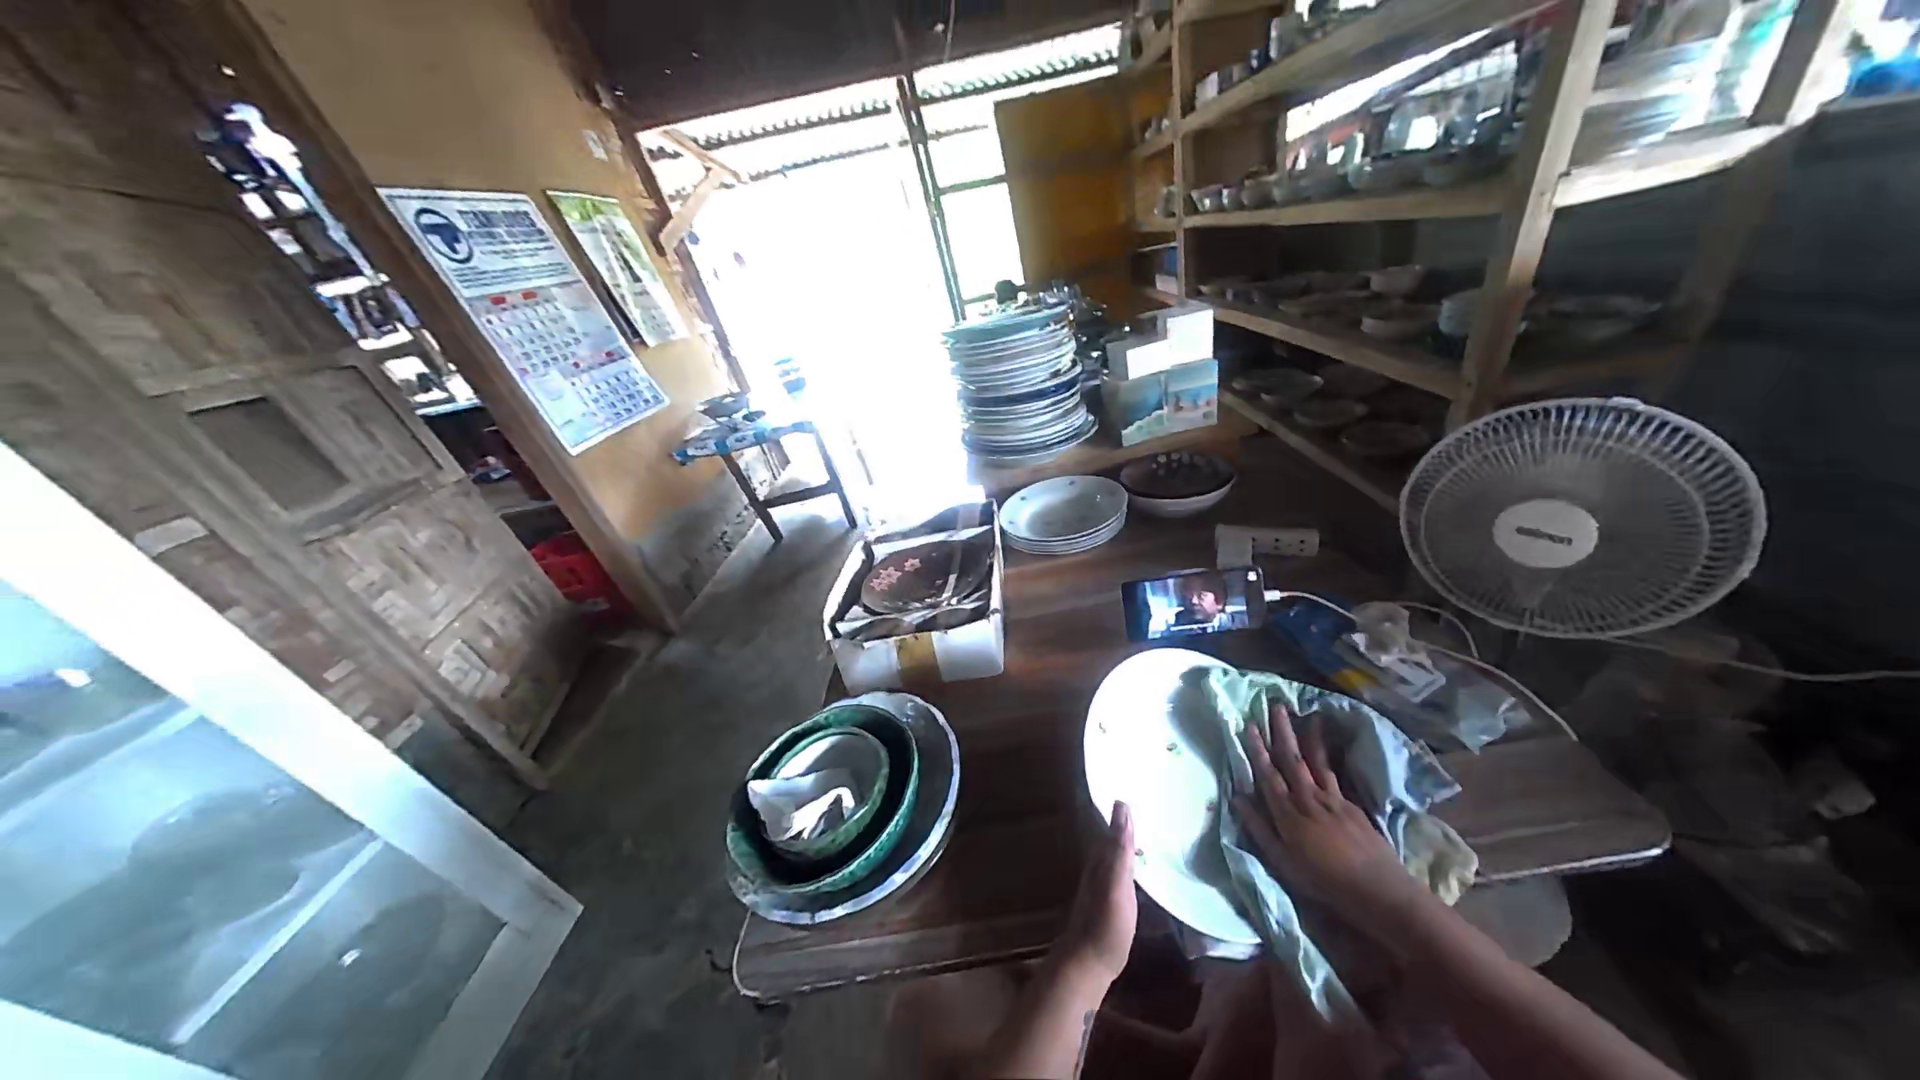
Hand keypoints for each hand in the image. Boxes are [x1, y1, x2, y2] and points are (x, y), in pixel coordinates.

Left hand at [1055, 801, 1137, 987]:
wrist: (1087, 965)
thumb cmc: (1104, 923)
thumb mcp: (1117, 883)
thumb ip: (1120, 848)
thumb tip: (1122, 804)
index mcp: (1100, 859)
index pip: (1111, 826)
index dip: (1123, 811)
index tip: (1139, 790)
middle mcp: (1098, 868)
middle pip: (1112, 839)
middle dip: (1127, 825)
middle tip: (1152, 808)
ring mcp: (1101, 887)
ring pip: (1115, 856)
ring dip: (1129, 844)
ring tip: (1151, 834)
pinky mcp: (1108, 904)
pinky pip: (1120, 874)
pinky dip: (1130, 865)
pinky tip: (1140, 869)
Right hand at [1232, 705, 1420, 930]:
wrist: (1378, 891)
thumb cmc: (1322, 881)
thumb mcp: (1281, 861)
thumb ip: (1259, 827)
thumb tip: (1238, 797)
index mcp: (1287, 812)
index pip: (1268, 774)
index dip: (1257, 749)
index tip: (1249, 726)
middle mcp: (1308, 798)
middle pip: (1291, 759)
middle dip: (1281, 731)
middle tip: (1275, 705)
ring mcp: (1332, 800)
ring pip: (1315, 761)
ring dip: (1306, 736)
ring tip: (1305, 714)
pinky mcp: (1351, 806)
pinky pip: (1334, 774)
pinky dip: (1328, 757)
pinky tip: (1326, 747)